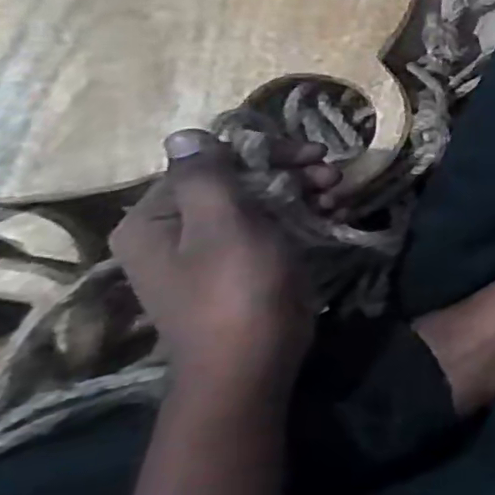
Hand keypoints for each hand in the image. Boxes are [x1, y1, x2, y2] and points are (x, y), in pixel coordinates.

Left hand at [109, 130, 328, 399]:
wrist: (251, 360)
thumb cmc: (236, 289)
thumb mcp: (223, 226)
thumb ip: (206, 176)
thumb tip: (187, 134)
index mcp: (155, 219)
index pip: (209, 162)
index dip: (265, 152)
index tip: (316, 155)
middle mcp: (174, 230)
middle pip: (239, 180)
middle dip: (291, 172)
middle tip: (334, 175)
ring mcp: (210, 250)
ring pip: (261, 200)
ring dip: (304, 191)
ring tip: (339, 196)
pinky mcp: (244, 264)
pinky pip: (272, 224)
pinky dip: (303, 214)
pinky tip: (333, 215)